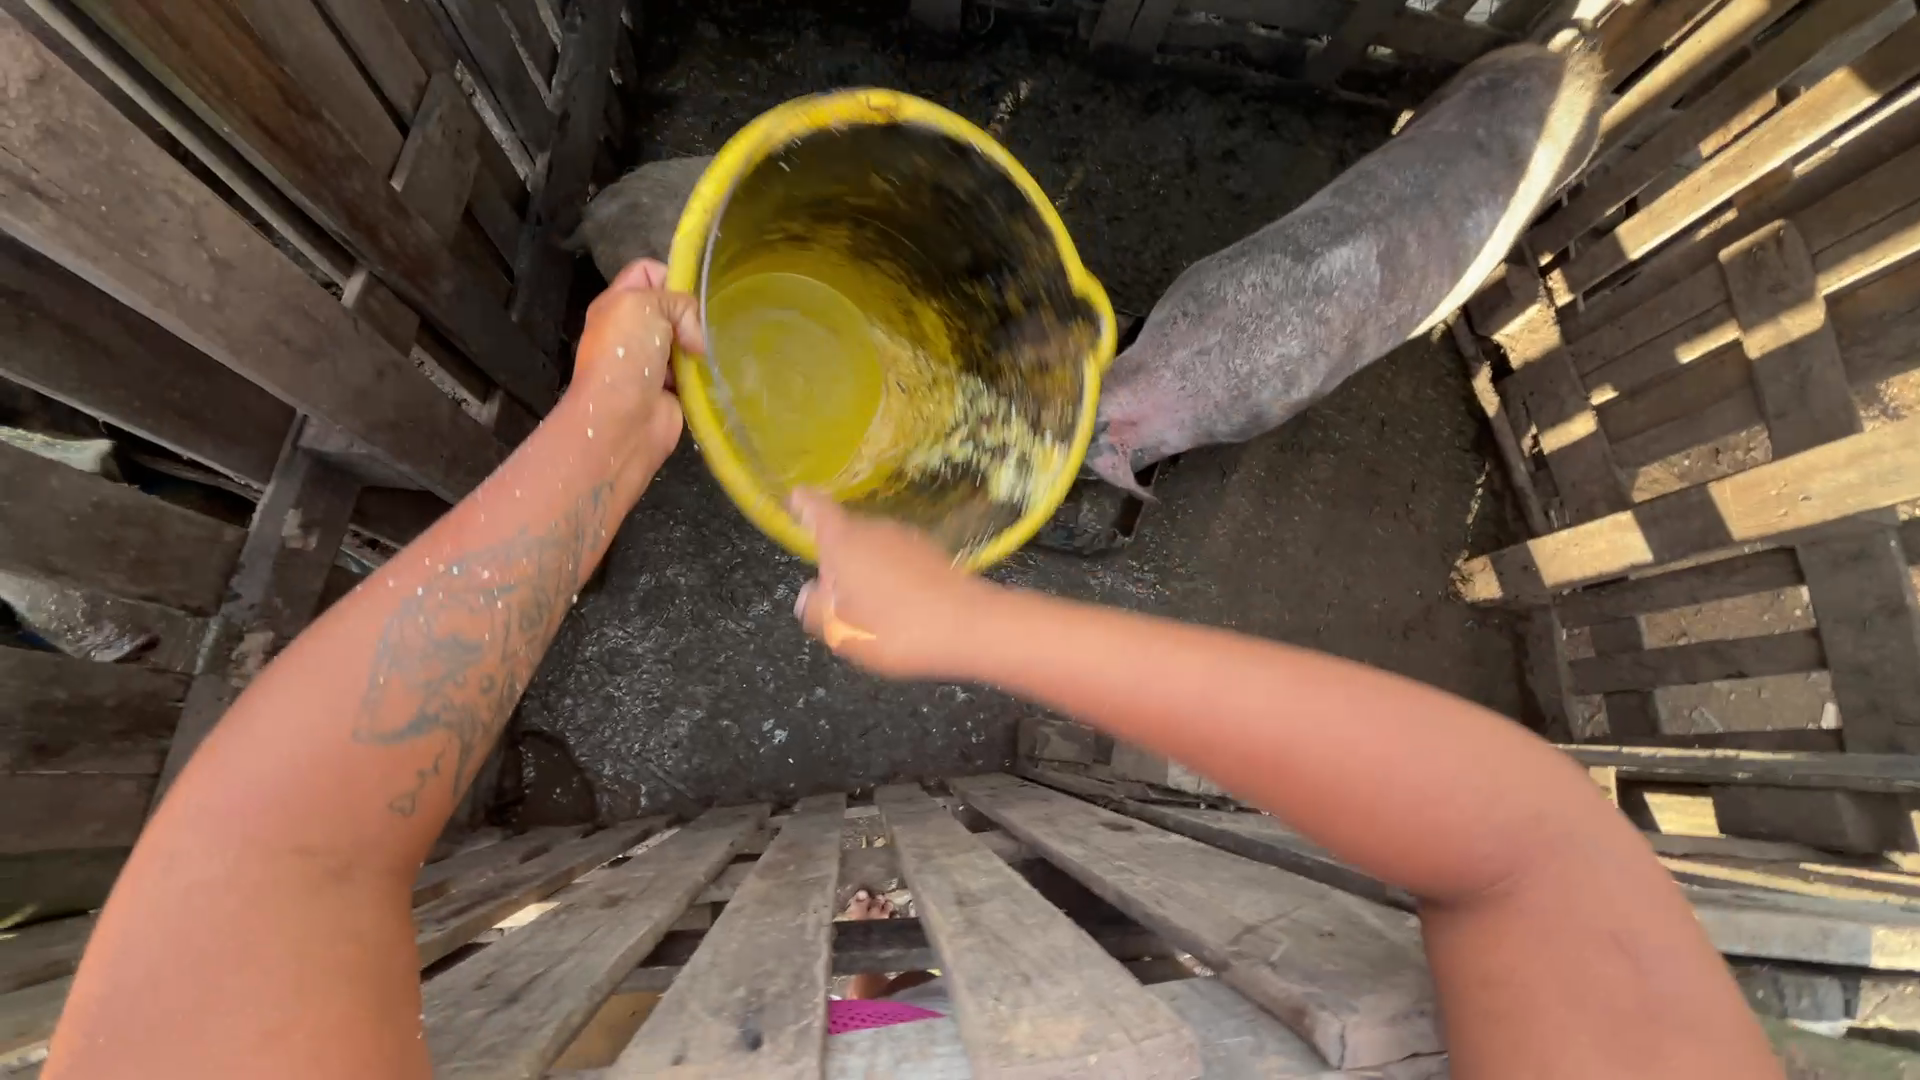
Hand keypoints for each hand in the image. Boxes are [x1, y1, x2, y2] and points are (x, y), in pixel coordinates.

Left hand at [574, 259, 705, 465]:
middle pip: (673, 307)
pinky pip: (697, 371)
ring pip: (689, 340)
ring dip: (700, 346)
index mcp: (618, 303)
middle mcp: (634, 330)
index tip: (688, 295)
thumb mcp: (646, 305)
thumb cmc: (626, 355)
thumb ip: (678, 301)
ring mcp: (653, 361)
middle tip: (699, 330)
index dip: (670, 275)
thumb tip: (696, 336)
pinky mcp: (673, 388)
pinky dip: (704, 372)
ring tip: (705, 354)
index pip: (648, 272)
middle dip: (691, 314)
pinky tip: (709, 374)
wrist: (623, 420)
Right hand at [791, 489, 998, 679]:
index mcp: (844, 542)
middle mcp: (875, 530)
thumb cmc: (896, 628)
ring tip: (871, 611)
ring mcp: (907, 538)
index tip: (795, 496)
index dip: (803, 502)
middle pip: (846, 535)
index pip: (817, 510)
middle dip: (837, 559)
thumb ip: (816, 609)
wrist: (969, 627)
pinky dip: (892, 577)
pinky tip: (900, 609)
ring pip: (874, 548)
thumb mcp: (841, 630)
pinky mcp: (932, 554)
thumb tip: (809, 595)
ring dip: (867, 570)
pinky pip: (899, 560)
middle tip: (837, 599)